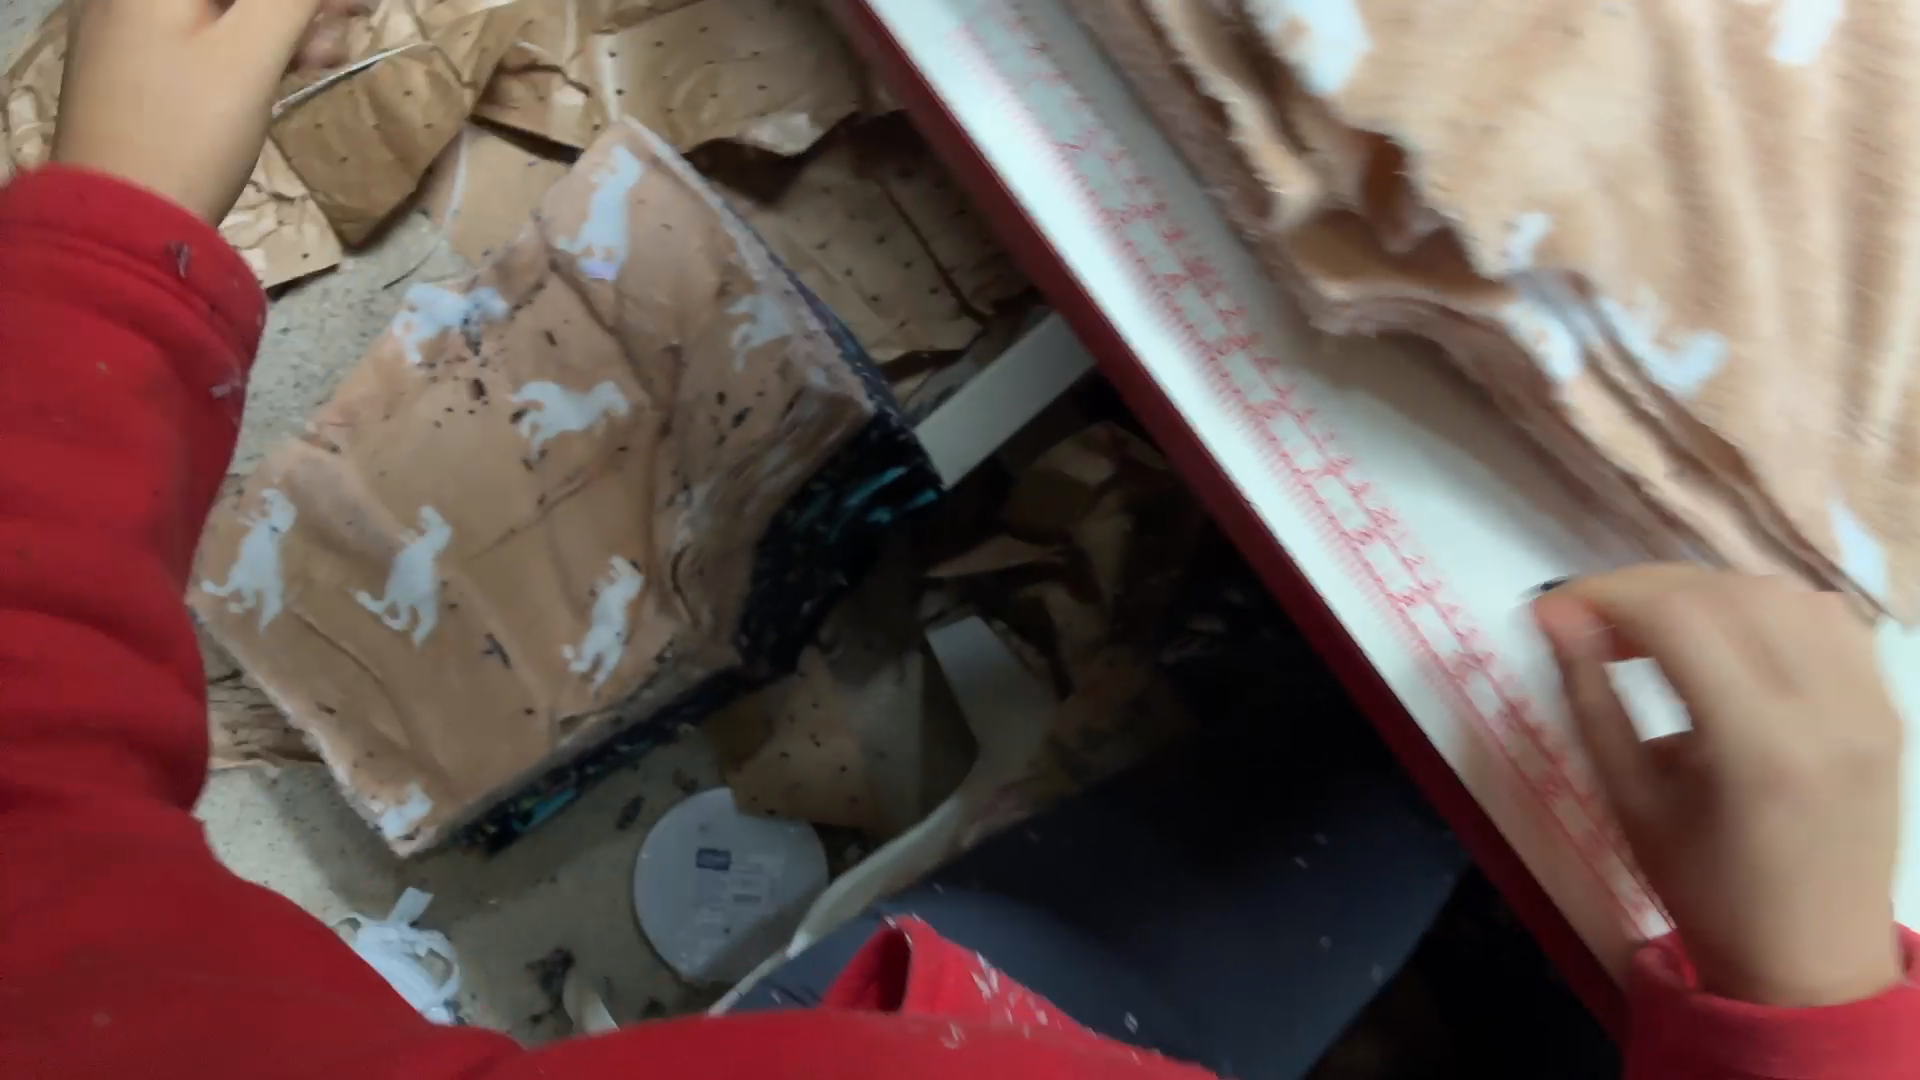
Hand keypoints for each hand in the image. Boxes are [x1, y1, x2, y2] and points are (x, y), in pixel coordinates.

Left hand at [52, 0, 360, 223]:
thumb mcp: (246, 57)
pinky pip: (212, 35)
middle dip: (297, 11)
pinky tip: (287, 70)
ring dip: (284, 28)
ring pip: (227, 13)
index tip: (357, 9)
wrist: (133, 201)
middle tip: (339, 40)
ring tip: (321, 60)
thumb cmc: (192, 126)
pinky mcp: (147, 59)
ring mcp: (136, 24)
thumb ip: (285, 5)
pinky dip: (258, 46)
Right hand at [1534, 565, 1903, 1006]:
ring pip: (1781, 593)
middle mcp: (1833, 712)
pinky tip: (1712, 635)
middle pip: (1728, 592)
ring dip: (1696, 590)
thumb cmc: (1694, 877)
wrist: (1808, 949)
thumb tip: (1552, 612)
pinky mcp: (1888, 706)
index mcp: (1758, 745)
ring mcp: (1876, 706)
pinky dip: (1754, 605)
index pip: (1677, 616)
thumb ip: (1586, 688)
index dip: (1600, 594)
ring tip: (1644, 625)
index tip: (1548, 608)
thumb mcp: (1620, 786)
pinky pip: (1823, 619)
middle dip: (1638, 586)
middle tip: (1586, 616)